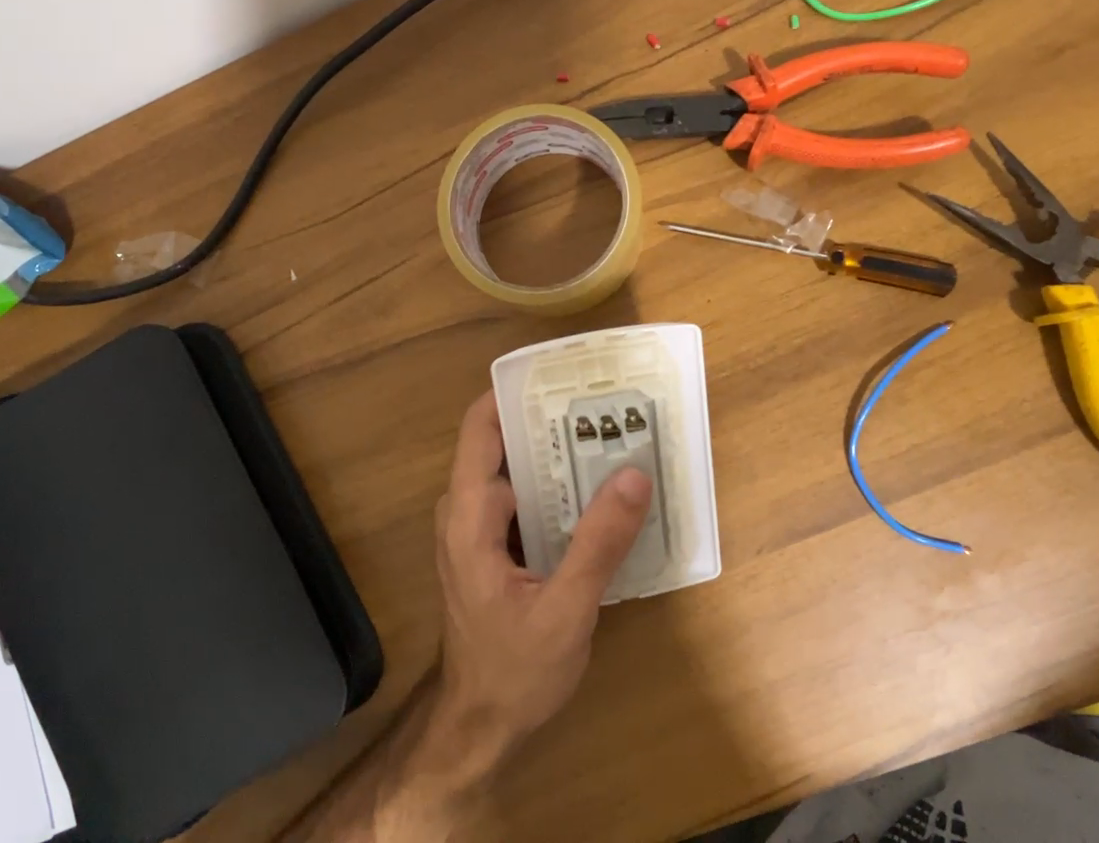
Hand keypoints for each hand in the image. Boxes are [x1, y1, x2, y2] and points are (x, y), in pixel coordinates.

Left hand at [423, 390, 653, 781]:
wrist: (481, 725)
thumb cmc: (514, 671)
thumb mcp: (566, 609)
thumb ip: (600, 543)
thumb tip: (633, 475)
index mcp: (469, 517)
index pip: (480, 429)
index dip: (514, 393)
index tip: (562, 373)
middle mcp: (466, 513)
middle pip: (503, 446)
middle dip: (551, 422)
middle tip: (607, 405)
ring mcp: (478, 532)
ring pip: (516, 474)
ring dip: (557, 457)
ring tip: (611, 437)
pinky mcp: (494, 551)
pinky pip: (523, 502)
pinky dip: (556, 491)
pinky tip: (599, 492)